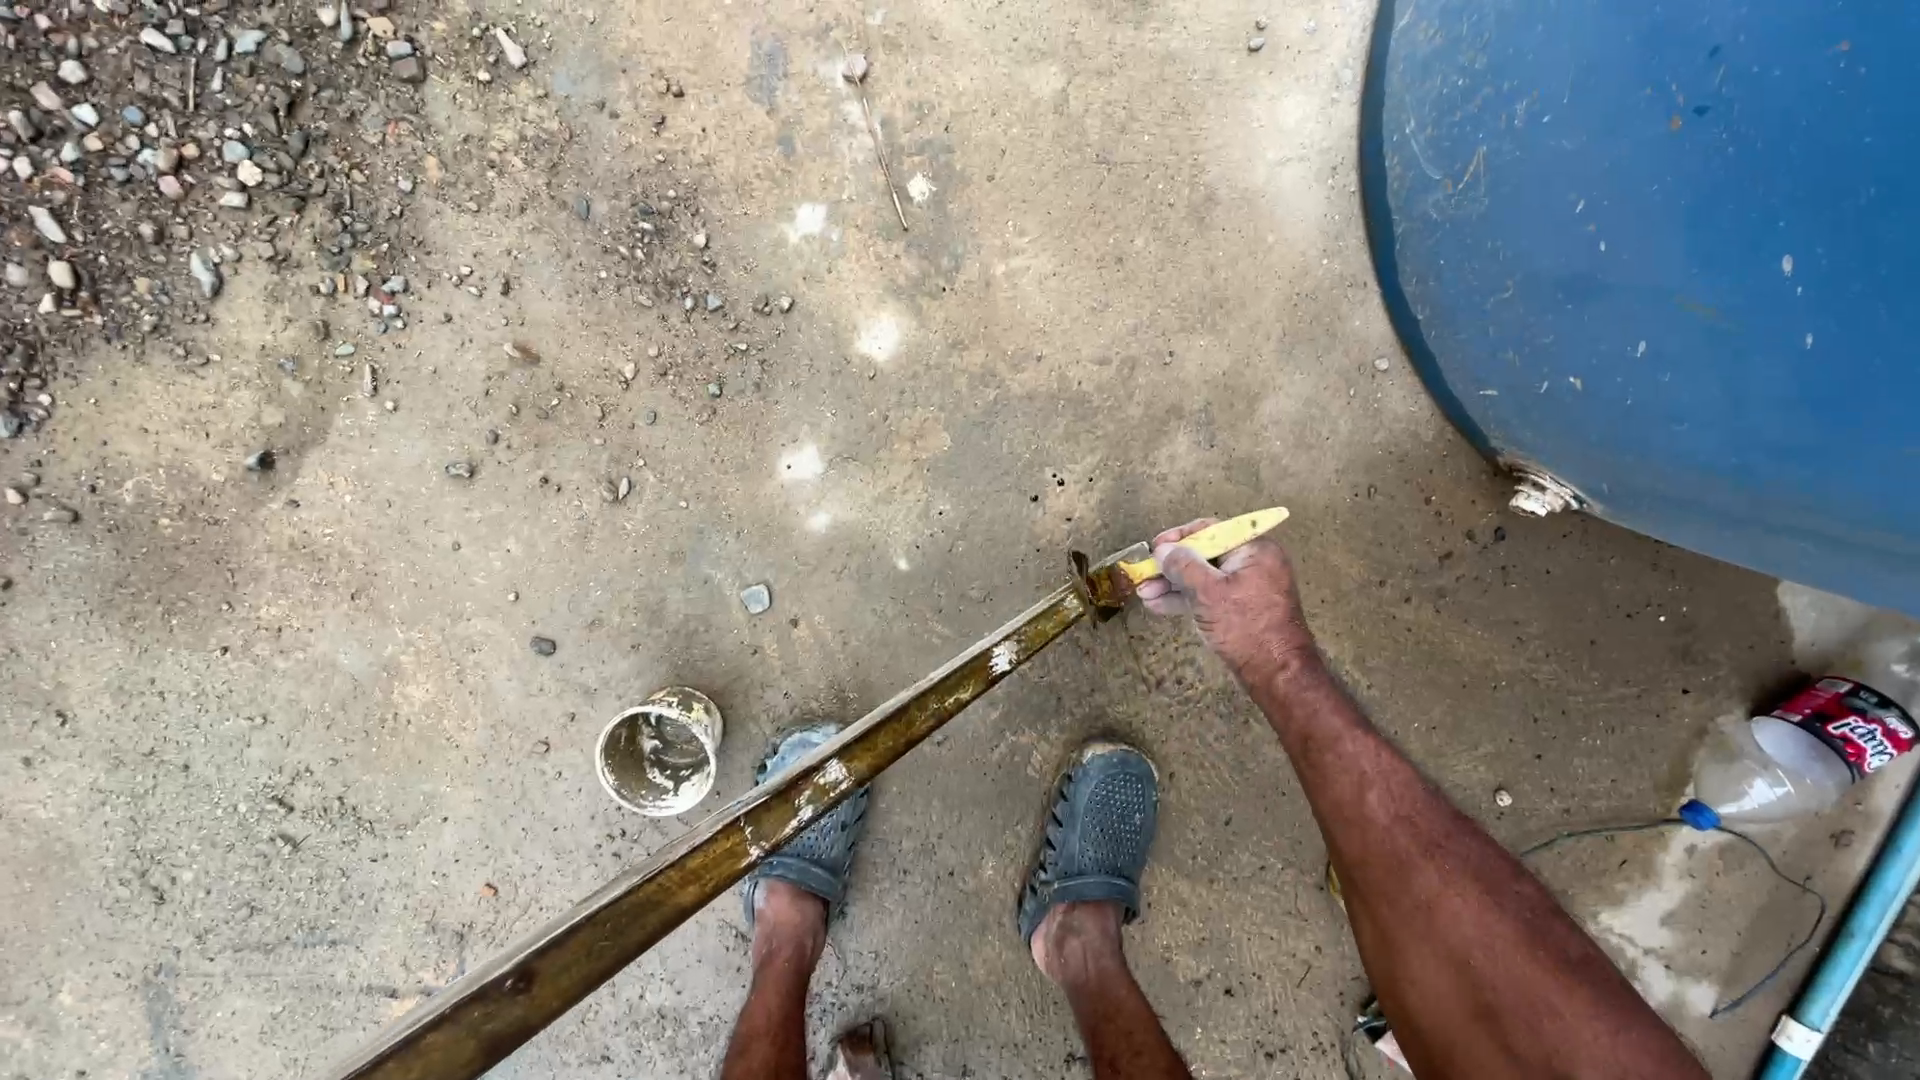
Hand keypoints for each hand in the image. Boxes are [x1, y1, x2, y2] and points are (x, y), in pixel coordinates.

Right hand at [1136, 518, 1316, 681]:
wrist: (1275, 672)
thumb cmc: (1245, 626)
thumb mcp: (1208, 591)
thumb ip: (1183, 566)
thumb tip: (1162, 550)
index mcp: (1253, 550)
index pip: (1211, 531)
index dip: (1179, 537)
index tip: (1155, 548)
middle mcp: (1251, 564)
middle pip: (1203, 555)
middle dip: (1170, 567)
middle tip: (1145, 574)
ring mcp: (1245, 588)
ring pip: (1202, 579)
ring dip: (1172, 585)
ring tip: (1144, 593)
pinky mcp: (1238, 610)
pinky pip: (1208, 597)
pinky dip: (1185, 600)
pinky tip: (1157, 605)